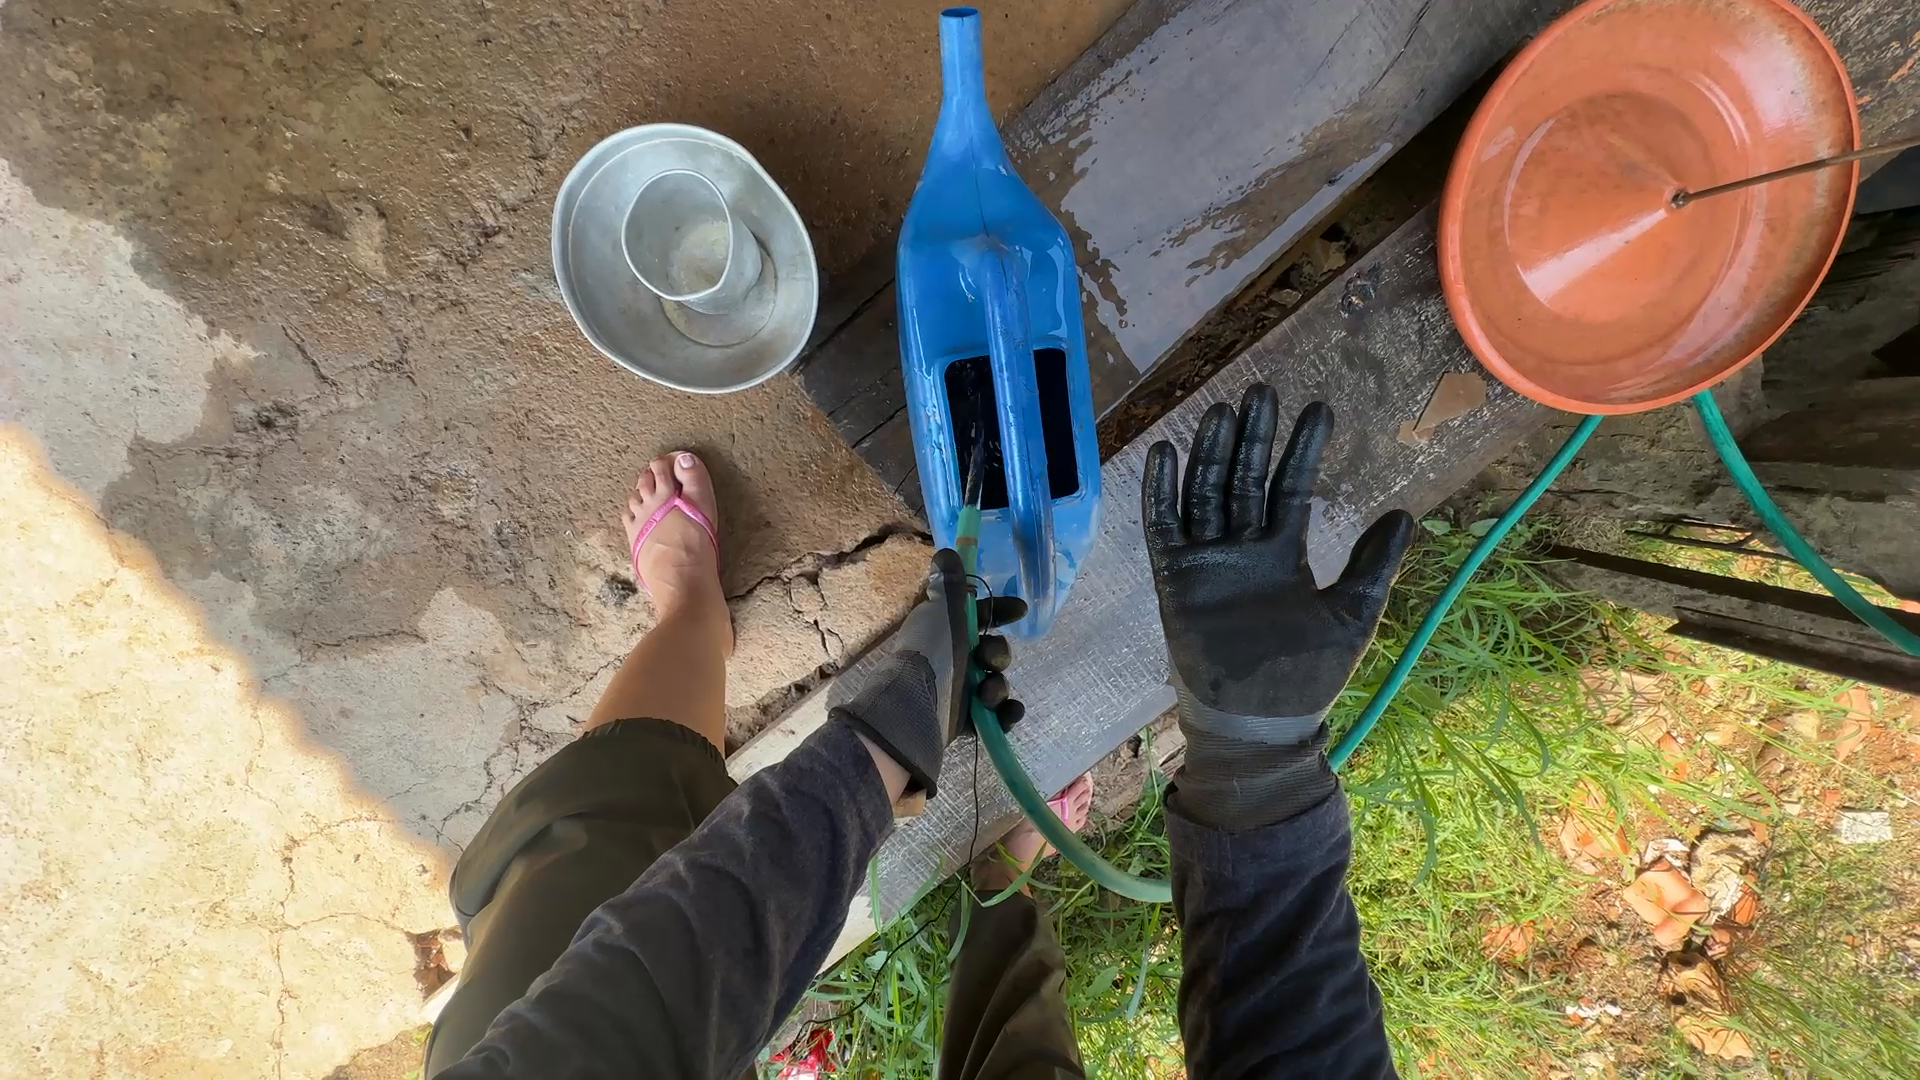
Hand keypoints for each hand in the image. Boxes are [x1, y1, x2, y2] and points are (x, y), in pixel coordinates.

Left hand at [832, 548, 1026, 797]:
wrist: (916, 707)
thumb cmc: (931, 652)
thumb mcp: (942, 611)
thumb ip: (950, 582)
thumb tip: (947, 550)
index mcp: (945, 630)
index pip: (978, 615)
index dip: (1000, 610)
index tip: (1020, 610)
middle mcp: (952, 658)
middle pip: (992, 651)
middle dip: (998, 653)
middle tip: (988, 659)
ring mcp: (960, 691)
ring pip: (996, 683)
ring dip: (998, 687)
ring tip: (986, 696)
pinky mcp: (965, 721)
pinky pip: (996, 716)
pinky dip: (1005, 715)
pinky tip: (1007, 714)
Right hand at [1144, 384, 1413, 828]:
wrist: (1258, 716)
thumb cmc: (1304, 671)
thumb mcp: (1352, 613)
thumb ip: (1372, 564)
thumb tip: (1404, 514)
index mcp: (1282, 552)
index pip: (1289, 488)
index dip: (1302, 450)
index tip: (1317, 408)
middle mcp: (1241, 547)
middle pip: (1243, 479)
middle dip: (1253, 438)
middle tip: (1261, 392)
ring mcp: (1206, 559)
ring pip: (1205, 492)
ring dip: (1211, 453)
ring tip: (1221, 411)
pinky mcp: (1174, 575)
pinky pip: (1162, 526)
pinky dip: (1160, 491)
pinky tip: (1164, 453)